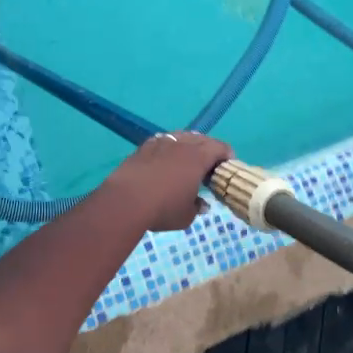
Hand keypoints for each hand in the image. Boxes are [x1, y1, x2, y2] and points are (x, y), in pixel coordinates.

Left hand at [99, 131, 233, 232]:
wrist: (126, 200)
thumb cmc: (163, 208)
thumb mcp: (186, 215)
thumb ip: (196, 207)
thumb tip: (202, 204)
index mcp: (198, 157)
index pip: (219, 147)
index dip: (226, 154)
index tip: (227, 164)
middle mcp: (181, 144)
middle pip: (201, 139)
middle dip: (209, 148)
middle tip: (209, 164)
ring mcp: (160, 143)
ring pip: (180, 136)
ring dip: (188, 144)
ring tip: (188, 158)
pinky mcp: (143, 147)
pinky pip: (162, 141)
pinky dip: (169, 147)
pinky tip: (165, 158)